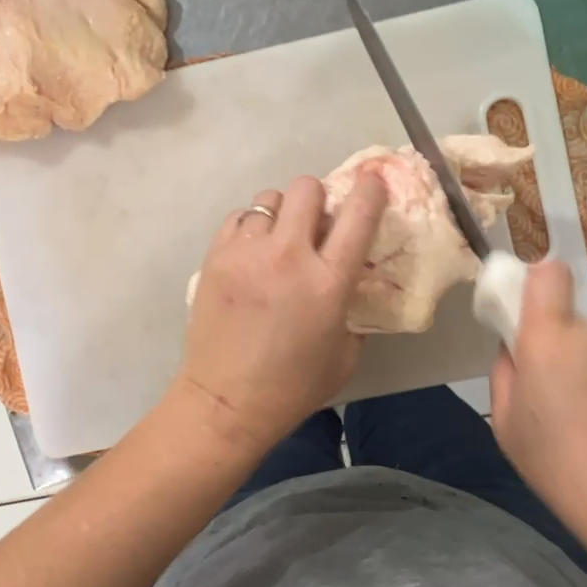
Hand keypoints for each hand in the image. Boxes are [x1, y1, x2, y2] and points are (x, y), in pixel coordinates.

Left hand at [178, 173, 387, 452]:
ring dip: (281, 214)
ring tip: (278, 240)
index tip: (372, 183)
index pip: (358, 213)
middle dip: (317, 198)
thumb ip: (352, 307)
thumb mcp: (346, 352)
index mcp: (328, 281)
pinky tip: (252, 253)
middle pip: (306, 188)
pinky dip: (250, 228)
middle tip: (315, 223)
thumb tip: (352, 279)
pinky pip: (238, 218)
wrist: (225, 402)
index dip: (370, 190)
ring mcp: (247, 253)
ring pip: (268, 199)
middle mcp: (289, 256)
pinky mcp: (215, 257)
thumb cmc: (293, 387)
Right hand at [490, 261, 586, 562]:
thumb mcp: (506, 423)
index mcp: (548, 339)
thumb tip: (516, 352)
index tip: (518, 313)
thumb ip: (506, 373)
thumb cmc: (558, 464)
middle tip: (541, 392)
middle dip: (548, 343)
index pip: (547, 275)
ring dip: (577, 369)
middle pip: (563, 319)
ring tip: (575, 422)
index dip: (532, 282)